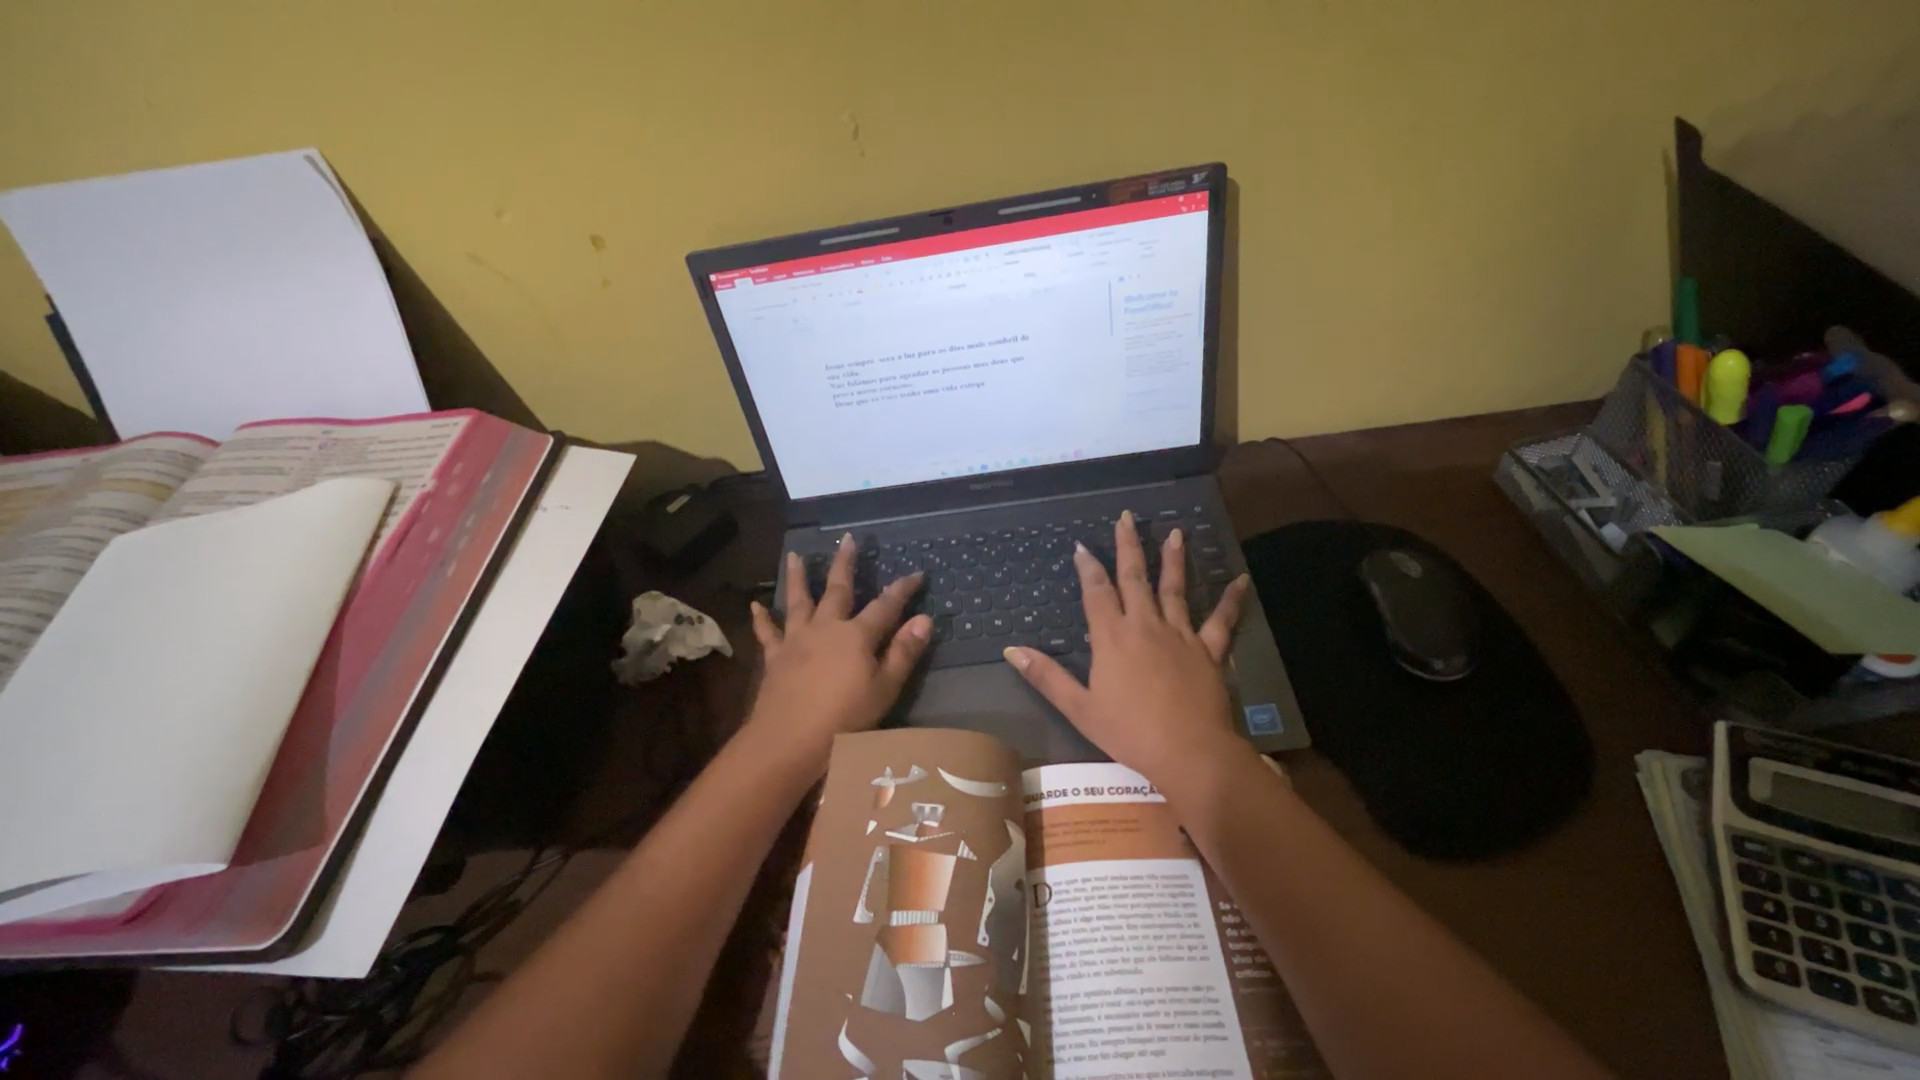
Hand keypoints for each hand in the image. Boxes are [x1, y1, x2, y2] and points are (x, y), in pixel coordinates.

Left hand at [745, 534, 931, 768]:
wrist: (789, 740)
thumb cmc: (845, 718)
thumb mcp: (885, 689)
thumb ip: (903, 652)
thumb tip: (924, 619)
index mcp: (857, 636)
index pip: (886, 606)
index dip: (903, 589)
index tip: (917, 572)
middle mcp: (826, 628)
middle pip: (838, 589)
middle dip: (845, 564)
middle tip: (847, 539)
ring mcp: (797, 640)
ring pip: (798, 601)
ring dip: (797, 577)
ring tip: (794, 555)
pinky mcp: (775, 658)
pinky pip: (768, 633)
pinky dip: (762, 618)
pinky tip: (755, 605)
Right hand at [1003, 512, 1254, 786]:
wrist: (1188, 750)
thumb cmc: (1129, 732)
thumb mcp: (1079, 708)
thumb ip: (1046, 677)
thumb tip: (1012, 650)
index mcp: (1112, 638)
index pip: (1096, 592)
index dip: (1087, 567)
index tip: (1082, 545)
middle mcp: (1145, 625)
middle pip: (1135, 578)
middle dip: (1129, 546)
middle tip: (1127, 518)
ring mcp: (1180, 635)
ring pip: (1175, 589)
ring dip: (1173, 560)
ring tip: (1175, 533)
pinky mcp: (1208, 650)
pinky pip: (1220, 620)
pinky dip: (1230, 599)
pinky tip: (1239, 580)